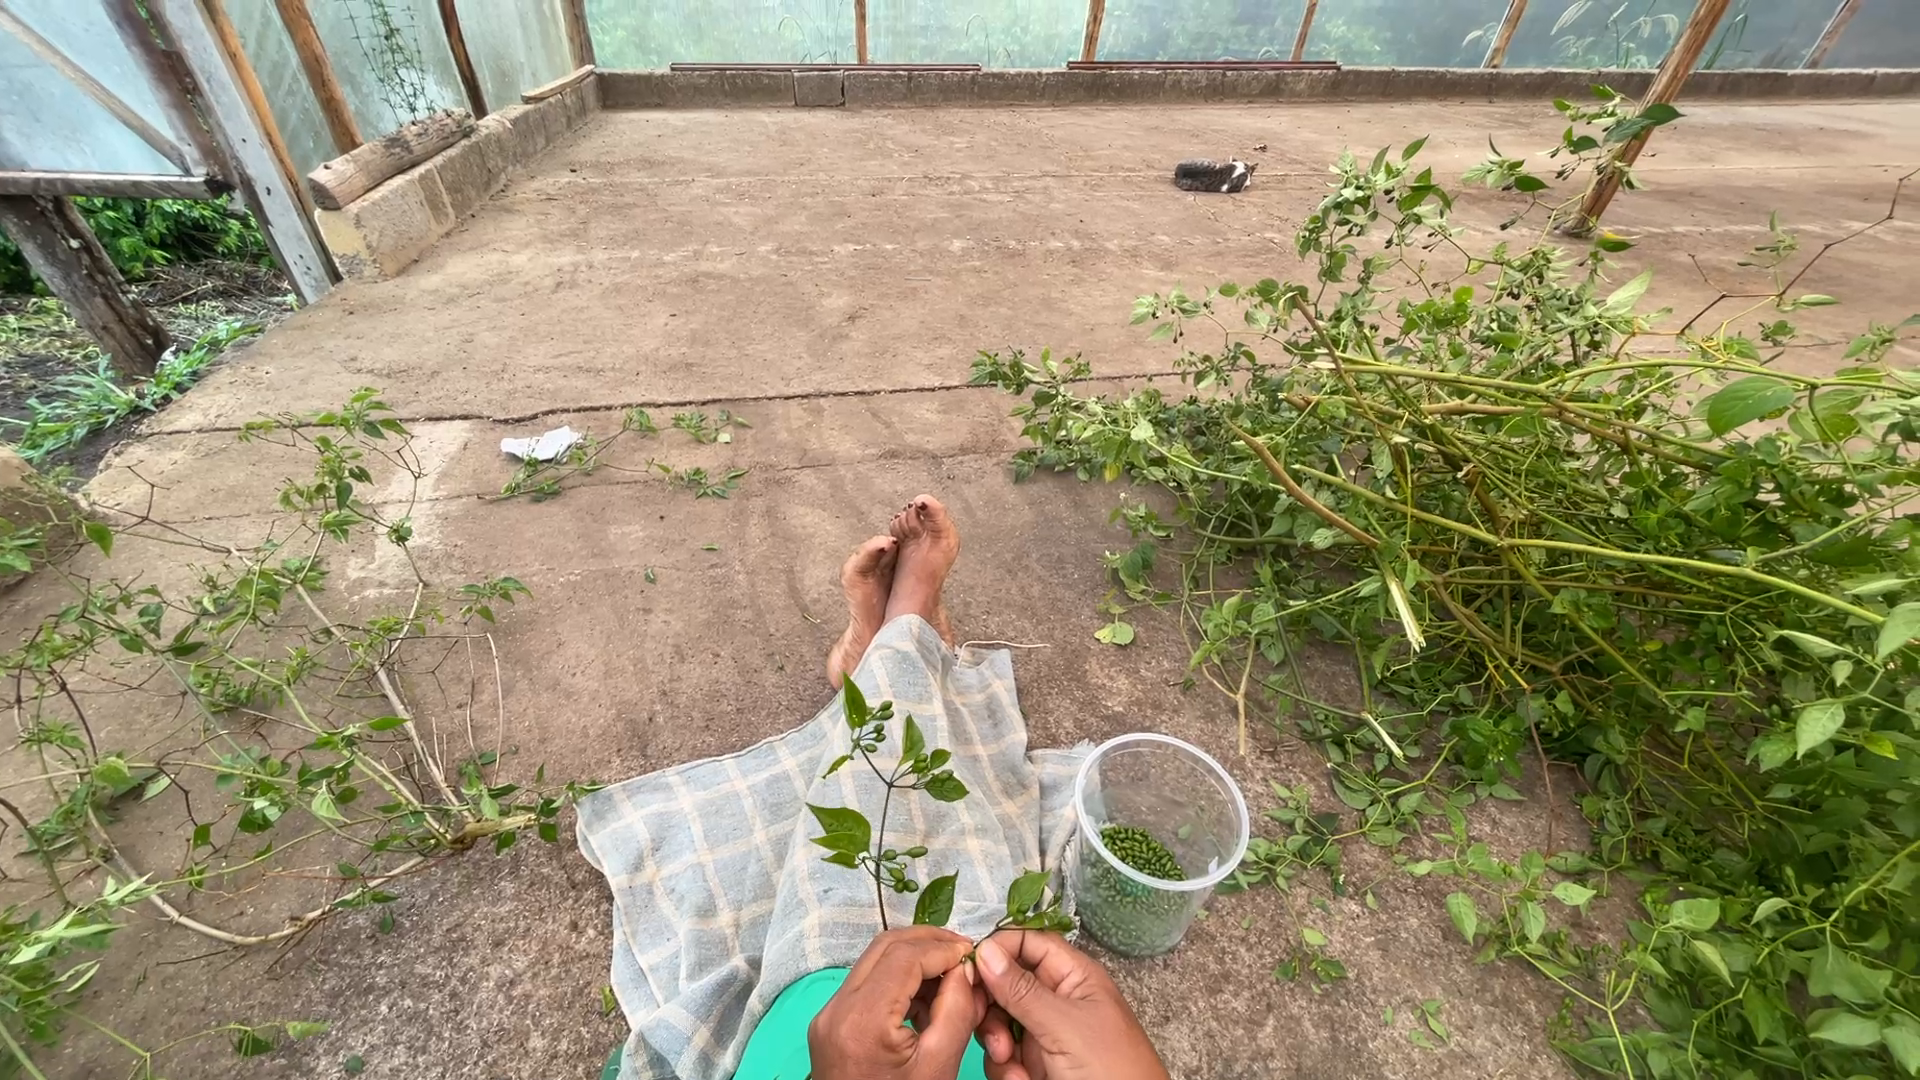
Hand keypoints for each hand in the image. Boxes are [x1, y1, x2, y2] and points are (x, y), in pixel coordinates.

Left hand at [809, 926, 988, 1079]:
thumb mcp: (939, 1066)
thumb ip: (956, 1008)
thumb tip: (964, 967)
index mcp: (862, 1020)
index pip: (904, 956)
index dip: (942, 947)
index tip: (972, 953)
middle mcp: (835, 1009)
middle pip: (885, 946)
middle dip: (927, 942)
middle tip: (962, 952)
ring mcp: (828, 1015)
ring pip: (874, 960)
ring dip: (913, 958)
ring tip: (950, 975)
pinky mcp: (829, 1024)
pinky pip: (867, 983)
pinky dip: (898, 979)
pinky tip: (926, 997)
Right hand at [970, 931, 1169, 1079]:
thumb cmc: (1110, 1069)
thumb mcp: (1065, 1026)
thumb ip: (1023, 989)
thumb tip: (985, 950)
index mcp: (1072, 975)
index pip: (1029, 943)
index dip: (1000, 947)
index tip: (972, 964)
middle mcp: (1055, 998)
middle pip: (1007, 981)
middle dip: (992, 1002)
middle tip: (981, 1018)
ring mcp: (1044, 1033)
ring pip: (1000, 1019)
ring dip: (996, 1039)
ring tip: (1007, 1060)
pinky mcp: (1035, 1065)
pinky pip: (1004, 1055)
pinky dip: (1004, 1068)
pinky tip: (1018, 1079)